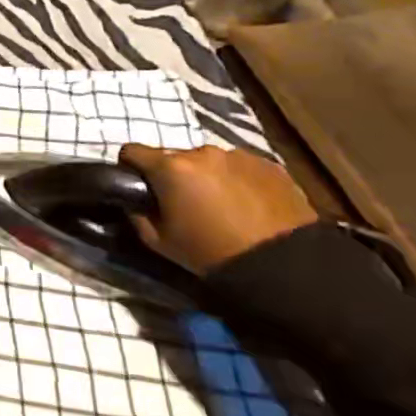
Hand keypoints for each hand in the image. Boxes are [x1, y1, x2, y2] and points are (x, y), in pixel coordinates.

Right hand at [120, 143, 317, 273]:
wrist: (284, 265)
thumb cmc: (212, 253)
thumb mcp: (161, 244)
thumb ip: (138, 217)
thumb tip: (133, 203)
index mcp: (171, 167)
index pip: (133, 151)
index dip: (130, 167)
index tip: (140, 186)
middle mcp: (201, 151)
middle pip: (174, 157)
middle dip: (174, 175)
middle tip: (185, 204)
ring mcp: (237, 154)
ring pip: (208, 161)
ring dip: (207, 177)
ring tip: (222, 207)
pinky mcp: (267, 164)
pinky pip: (240, 167)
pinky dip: (237, 181)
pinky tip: (249, 206)